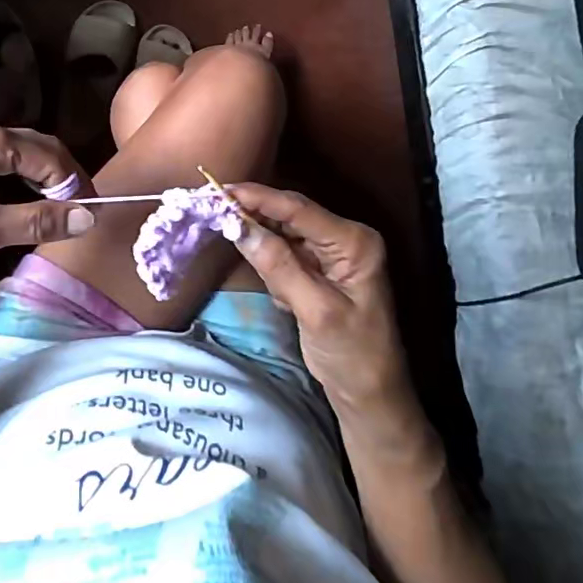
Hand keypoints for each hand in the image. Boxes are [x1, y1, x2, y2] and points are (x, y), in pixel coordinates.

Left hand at [0, 119, 95, 292]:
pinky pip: (3, 164)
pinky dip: (24, 182)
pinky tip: (27, 204)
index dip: (76, 185)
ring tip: (62, 211)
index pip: (50, 155)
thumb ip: (38, 221)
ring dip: (46, 180)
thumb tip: (88, 217)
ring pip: (21, 155)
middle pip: (39, 148)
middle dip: (65, 178)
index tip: (93, 215)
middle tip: (82, 213)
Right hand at [227, 184, 412, 412]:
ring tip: (249, 258)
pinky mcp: (319, 268)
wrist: (370, 393)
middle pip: (289, 214)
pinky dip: (271, 265)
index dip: (257, 197)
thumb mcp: (315, 310)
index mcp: (354, 242)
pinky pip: (284, 252)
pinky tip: (281, 294)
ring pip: (282, 233)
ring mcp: (332, 253)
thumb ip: (278, 265)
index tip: (219, 190)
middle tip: (212, 208)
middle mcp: (344, 238)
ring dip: (262, 244)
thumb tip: (238, 227)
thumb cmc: (352, 353)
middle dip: (253, 214)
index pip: (298, 209)